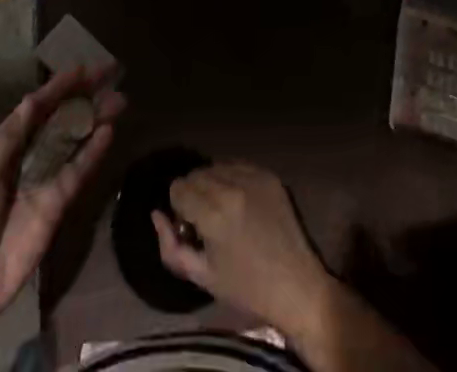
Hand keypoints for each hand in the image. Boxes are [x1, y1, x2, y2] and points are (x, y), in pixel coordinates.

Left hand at [0, 64, 124, 319]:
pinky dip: (93, 152)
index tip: (82, 68)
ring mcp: (44, 180)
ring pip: (74, 142)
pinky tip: (109, 132)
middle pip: (60, 120)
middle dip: (83, 97)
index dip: (58, 87)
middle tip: (110, 75)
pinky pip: (78, 172)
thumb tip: (34, 99)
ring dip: (94, 120)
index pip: (35, 107)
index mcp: (2, 144)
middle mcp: (27, 156)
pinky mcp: (59, 204)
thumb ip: (10, 135)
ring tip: (119, 99)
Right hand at [154, 164, 438, 371]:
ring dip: (212, 185)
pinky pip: (236, 166)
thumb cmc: (248, 289)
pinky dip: (232, 180)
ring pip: (214, 167)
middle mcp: (231, 187)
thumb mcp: (201, 276)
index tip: (193, 228)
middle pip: (194, 174)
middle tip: (208, 221)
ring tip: (226, 211)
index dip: (179, 209)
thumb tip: (156, 213)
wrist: (300, 290)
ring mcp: (253, 179)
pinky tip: (242, 204)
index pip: (177, 188)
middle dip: (194, 194)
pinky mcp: (270, 177)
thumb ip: (169, 245)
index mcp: (213, 213)